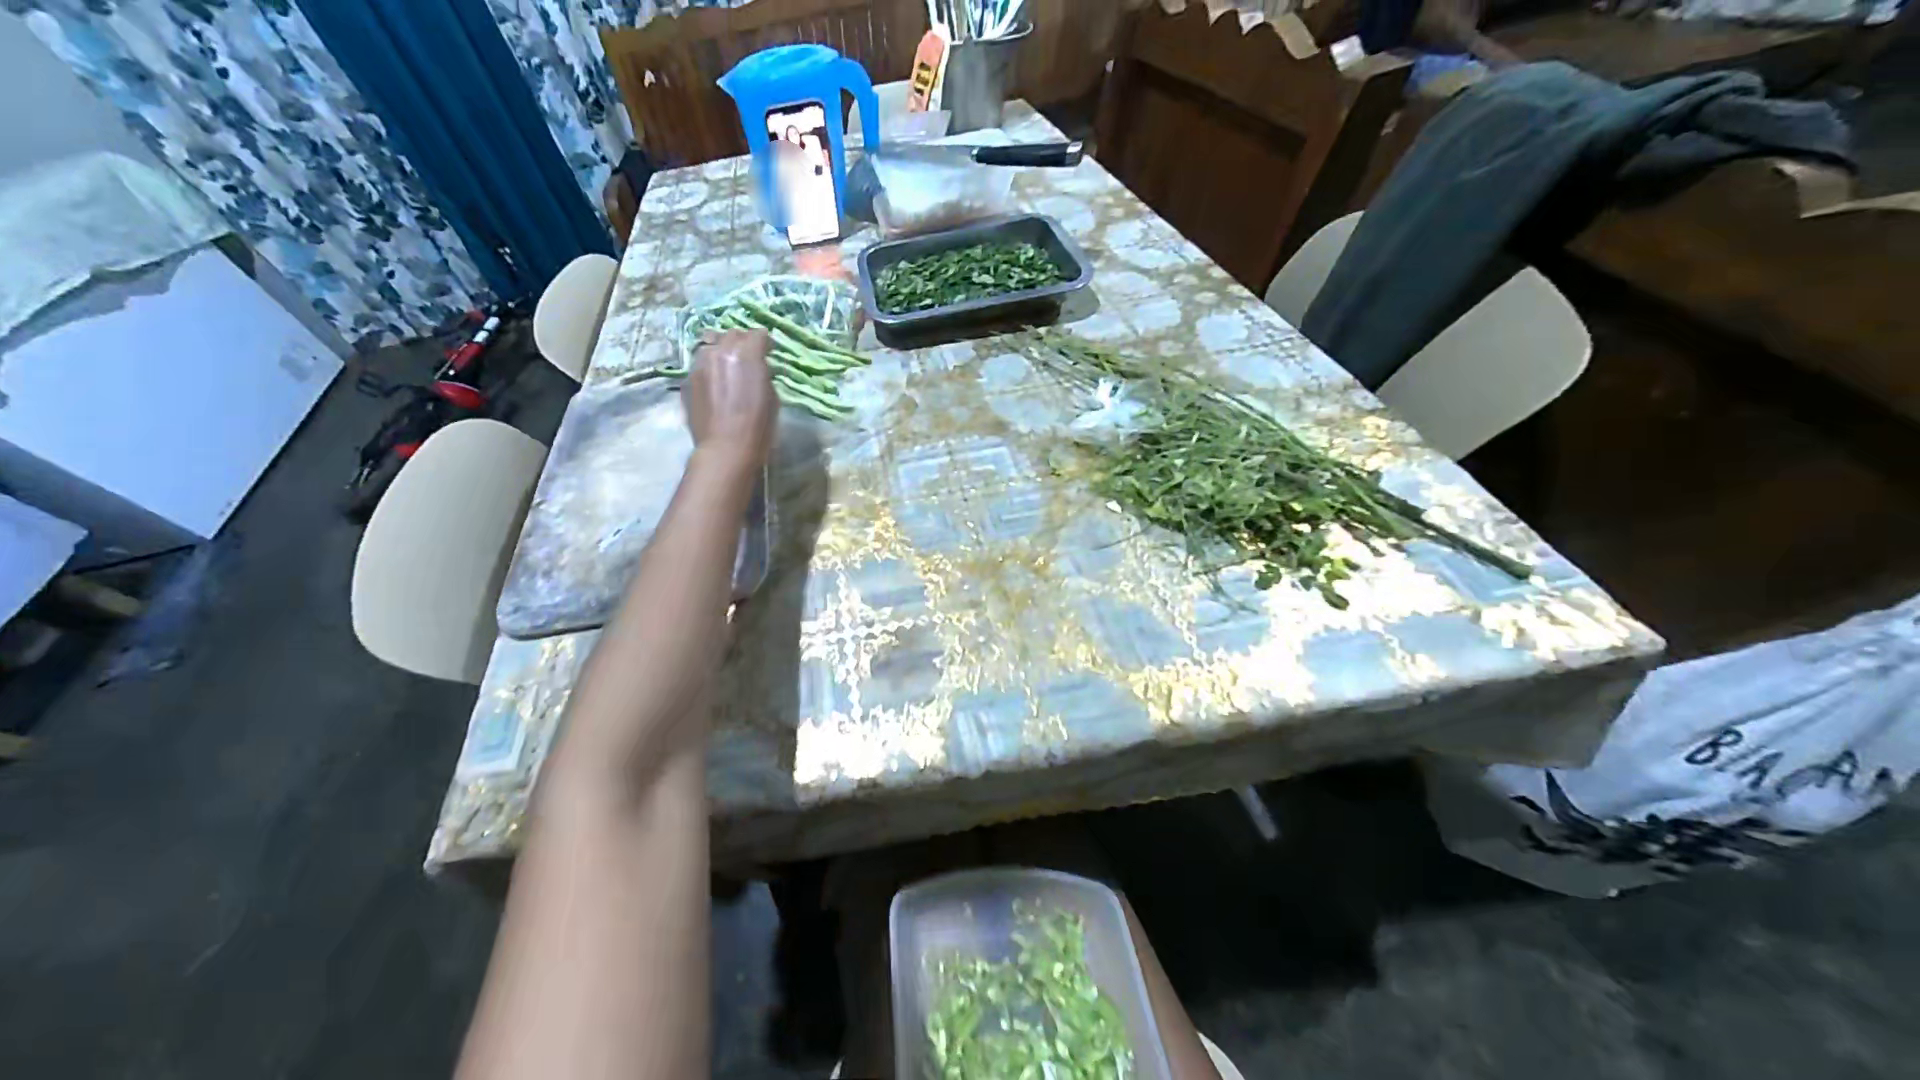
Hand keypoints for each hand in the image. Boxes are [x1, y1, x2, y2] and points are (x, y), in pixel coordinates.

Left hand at [685, 329, 776, 467]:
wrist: (725, 449)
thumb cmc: (758, 427)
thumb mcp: (772, 396)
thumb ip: (763, 374)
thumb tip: (757, 368)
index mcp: (746, 354)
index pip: (758, 334)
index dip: (765, 343)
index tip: (768, 353)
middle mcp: (719, 352)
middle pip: (732, 334)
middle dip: (742, 342)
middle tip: (748, 358)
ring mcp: (699, 365)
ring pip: (710, 345)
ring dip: (721, 351)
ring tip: (727, 367)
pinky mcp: (686, 380)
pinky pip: (699, 365)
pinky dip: (709, 368)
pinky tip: (714, 384)